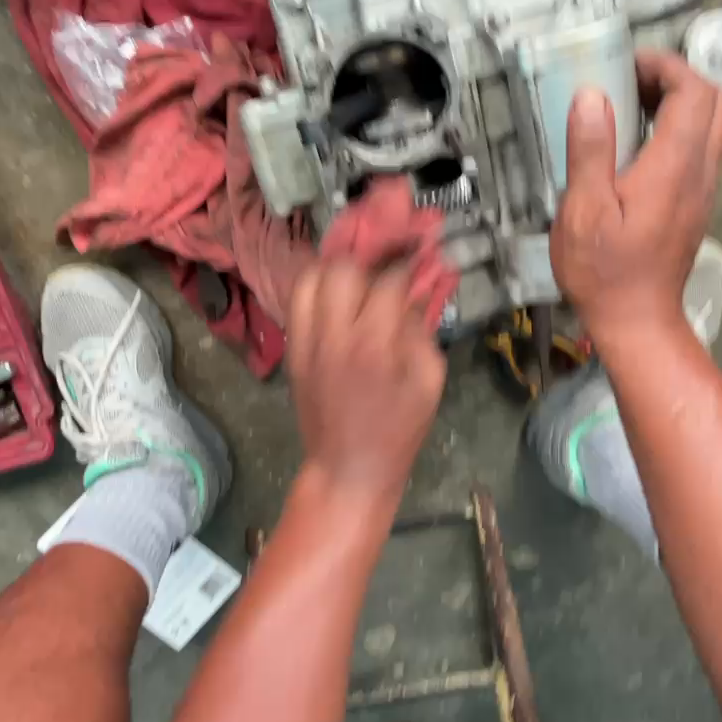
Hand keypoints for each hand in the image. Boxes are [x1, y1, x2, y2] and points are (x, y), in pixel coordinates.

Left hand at [287, 259, 446, 505]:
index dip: (408, 261)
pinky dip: (316, 284)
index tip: (420, 253)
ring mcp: (306, 340)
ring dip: (337, 266)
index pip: (389, 281)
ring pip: (312, 276)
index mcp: (374, 345)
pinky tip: (336, 288)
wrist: (347, 468)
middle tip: (386, 259)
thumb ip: (422, 327)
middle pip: (343, 268)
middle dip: (369, 256)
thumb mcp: (429, 380)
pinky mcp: (292, 348)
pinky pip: (297, 298)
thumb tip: (418, 286)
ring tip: (359, 270)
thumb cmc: (399, 429)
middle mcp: (334, 335)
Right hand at [552, 50, 721, 347]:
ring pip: (714, 124)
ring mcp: (704, 188)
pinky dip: (679, 128)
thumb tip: (593, 95)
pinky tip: (638, 144)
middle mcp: (701, 171)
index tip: (627, 64)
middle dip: (679, 77)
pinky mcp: (697, 203)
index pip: (695, 91)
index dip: (667, 66)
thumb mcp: (583, 210)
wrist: (636, 320)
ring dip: (682, 102)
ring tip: (632, 106)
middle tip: (632, 82)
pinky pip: (702, 148)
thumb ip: (590, 150)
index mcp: (674, 166)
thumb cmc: (603, 269)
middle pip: (717, 101)